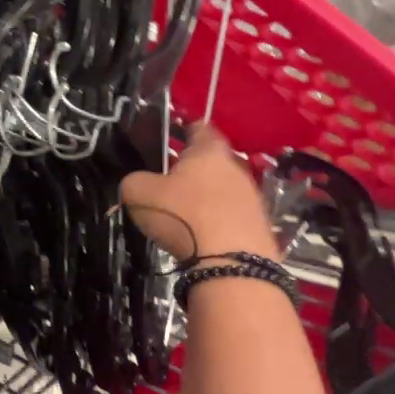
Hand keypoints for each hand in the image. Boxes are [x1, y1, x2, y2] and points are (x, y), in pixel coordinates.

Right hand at [120, 124, 279, 263]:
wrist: (233, 265)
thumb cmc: (181, 215)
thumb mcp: (137, 191)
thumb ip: (136, 179)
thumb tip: (143, 182)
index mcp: (209, 153)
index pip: (202, 129)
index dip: (186, 128)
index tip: (173, 131)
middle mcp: (236, 170)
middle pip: (213, 161)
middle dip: (192, 165)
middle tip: (167, 172)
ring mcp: (252, 200)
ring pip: (222, 187)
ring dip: (204, 192)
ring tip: (179, 204)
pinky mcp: (258, 227)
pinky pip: (229, 212)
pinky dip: (213, 215)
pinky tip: (196, 228)